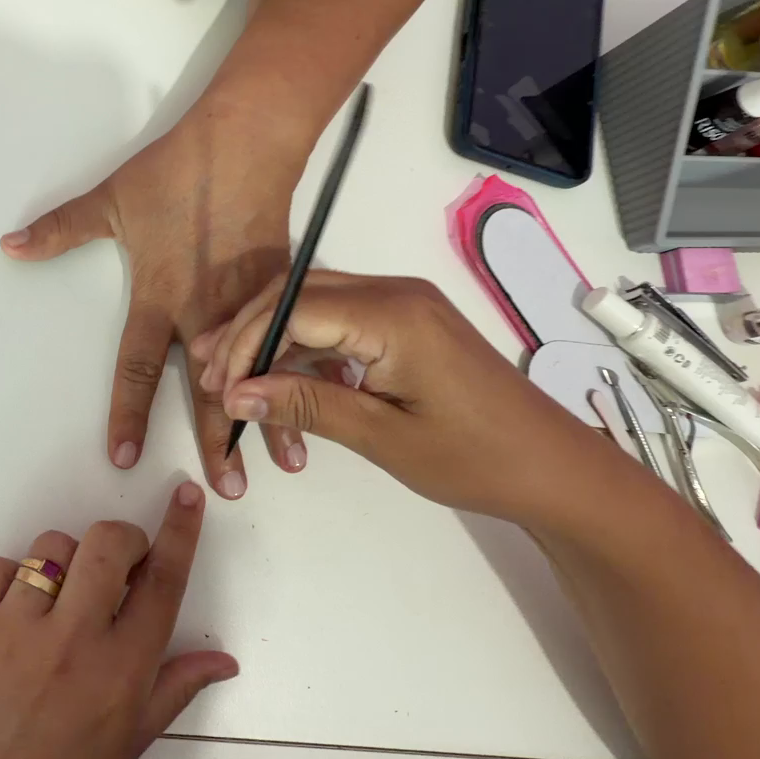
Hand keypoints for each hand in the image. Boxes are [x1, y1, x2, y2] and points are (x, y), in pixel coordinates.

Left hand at [0, 483, 236, 758]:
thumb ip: (174, 690)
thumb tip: (222, 660)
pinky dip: (8, 577)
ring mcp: (15, 630)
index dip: (180, 530)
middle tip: (118, 563)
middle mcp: (72, 642)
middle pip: (108, 543)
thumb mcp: (128, 748)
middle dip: (122, 538)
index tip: (186, 496)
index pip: (163, 582)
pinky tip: (14, 609)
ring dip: (64, 561)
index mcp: (121, 673)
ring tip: (58, 597)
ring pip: (51, 546)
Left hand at [2, 109, 305, 499]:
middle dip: (218, 442)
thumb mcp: (111, 200)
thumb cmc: (175, 171)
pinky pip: (294, 335)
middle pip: (210, 389)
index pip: (136, 371)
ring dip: (273, 417)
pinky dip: (309, 367)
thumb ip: (62, 230)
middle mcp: (203, 312)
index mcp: (158, 299)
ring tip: (289, 462)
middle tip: (227, 489)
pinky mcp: (280, 283)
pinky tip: (331, 392)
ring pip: (258, 371)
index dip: (128, 417)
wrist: (243, 142)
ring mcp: (246, 301)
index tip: (124, 460)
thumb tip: (8, 245)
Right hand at [192, 272, 610, 522]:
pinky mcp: (409, 320)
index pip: (293, 310)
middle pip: (298, 294)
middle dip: (247, 332)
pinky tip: (284, 376)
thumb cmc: (474, 458)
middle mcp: (395, 291)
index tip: (216, 389)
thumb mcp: (381, 436)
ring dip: (273, 336)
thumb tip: (236, 395)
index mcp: (392, 314)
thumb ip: (305, 405)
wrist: (554, 467)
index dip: (245, 345)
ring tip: (231, 376)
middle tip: (206, 373)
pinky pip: (342, 318)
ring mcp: (404, 302)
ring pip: (316, 303)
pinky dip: (307, 344)